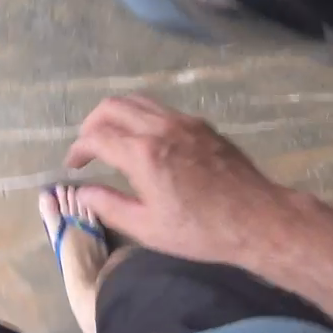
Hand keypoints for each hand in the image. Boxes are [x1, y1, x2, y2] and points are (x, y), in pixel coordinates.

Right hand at [64, 95, 311, 267]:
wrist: (258, 219)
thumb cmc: (201, 231)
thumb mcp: (149, 229)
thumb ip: (110, 206)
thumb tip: (82, 192)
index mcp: (143, 154)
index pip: (96, 137)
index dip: (78, 149)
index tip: (74, 164)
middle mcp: (159, 127)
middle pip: (111, 107)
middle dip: (92, 124)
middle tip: (88, 147)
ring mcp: (181, 121)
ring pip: (136, 101)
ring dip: (115, 115)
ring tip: (112, 138)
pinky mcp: (199, 123)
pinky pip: (159, 108)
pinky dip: (140, 116)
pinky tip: (145, 140)